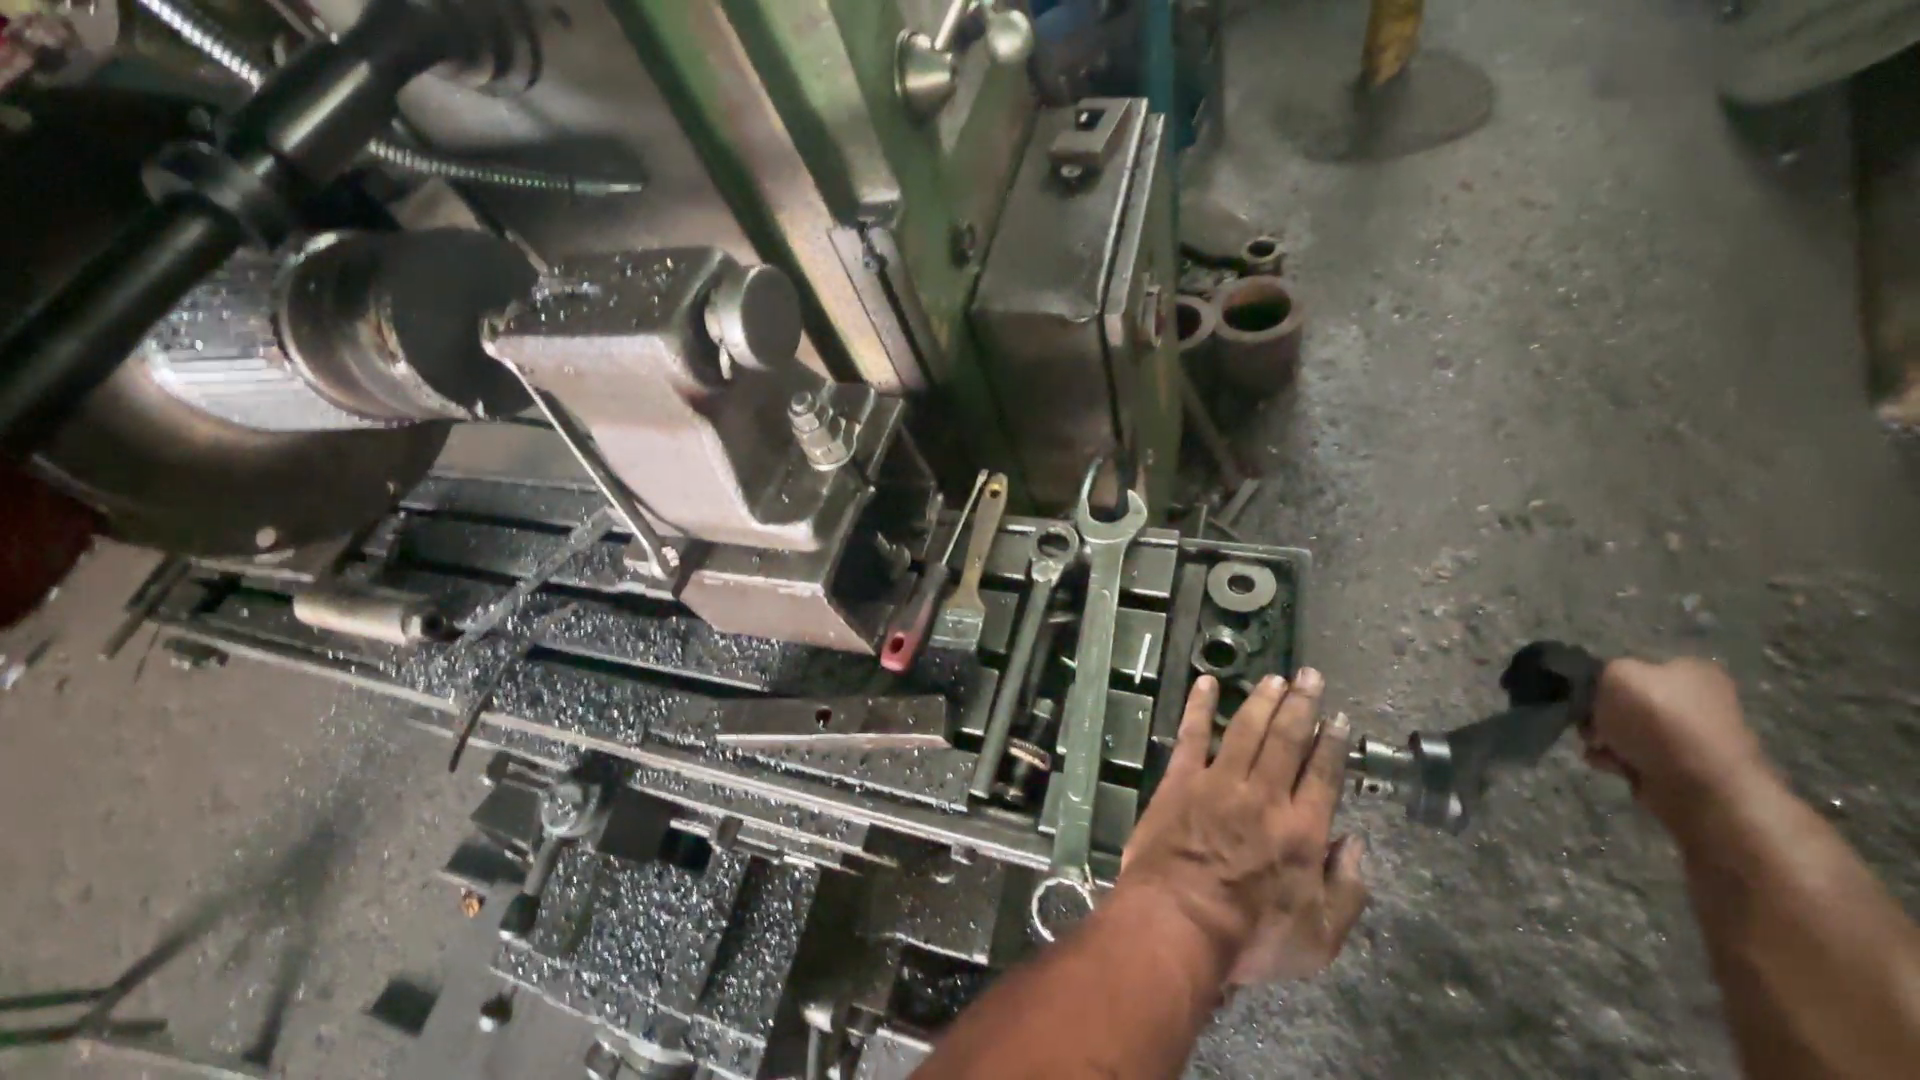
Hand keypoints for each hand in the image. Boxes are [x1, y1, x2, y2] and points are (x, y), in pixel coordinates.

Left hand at [1119, 670, 1368, 986]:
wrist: (1178, 924)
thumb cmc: (1250, 939)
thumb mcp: (1319, 938)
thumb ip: (1347, 891)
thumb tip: (1355, 845)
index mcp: (1303, 830)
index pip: (1324, 773)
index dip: (1333, 742)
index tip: (1339, 718)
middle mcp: (1266, 796)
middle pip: (1288, 738)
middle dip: (1302, 704)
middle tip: (1309, 677)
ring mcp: (1220, 783)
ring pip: (1246, 729)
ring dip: (1262, 700)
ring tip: (1274, 678)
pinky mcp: (1180, 782)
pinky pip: (1192, 735)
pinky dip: (1199, 706)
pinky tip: (1205, 683)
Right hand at [1585, 657, 1773, 824]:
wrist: (1700, 787)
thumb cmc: (1660, 721)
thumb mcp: (1619, 675)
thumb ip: (1602, 671)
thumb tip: (1601, 689)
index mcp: (1692, 671)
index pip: (1637, 667)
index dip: (1605, 679)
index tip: (1587, 694)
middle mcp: (1697, 701)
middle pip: (1629, 700)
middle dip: (1600, 713)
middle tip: (1589, 723)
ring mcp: (1690, 738)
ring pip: (1627, 730)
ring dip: (1603, 738)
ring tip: (1596, 746)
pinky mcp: (1679, 769)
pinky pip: (1634, 757)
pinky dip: (1615, 760)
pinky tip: (1608, 764)